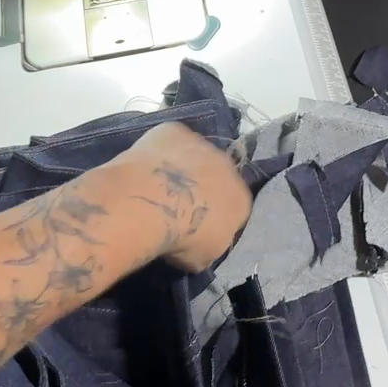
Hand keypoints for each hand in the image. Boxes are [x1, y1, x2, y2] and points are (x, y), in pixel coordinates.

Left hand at [109, 122, 250, 272]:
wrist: (151, 203)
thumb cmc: (180, 238)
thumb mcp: (203, 257)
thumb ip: (211, 242)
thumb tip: (202, 237)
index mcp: (241, 200)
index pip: (235, 206)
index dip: (216, 213)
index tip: (197, 224)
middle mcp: (228, 166)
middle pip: (218, 174)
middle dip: (202, 186)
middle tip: (178, 203)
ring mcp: (201, 144)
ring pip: (195, 153)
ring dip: (183, 166)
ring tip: (158, 183)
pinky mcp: (174, 129)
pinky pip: (172, 139)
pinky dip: (162, 149)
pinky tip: (146, 164)